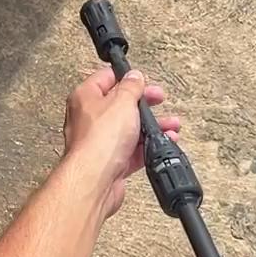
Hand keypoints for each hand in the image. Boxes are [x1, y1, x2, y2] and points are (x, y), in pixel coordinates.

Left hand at [63, 66, 181, 218]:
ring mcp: (99, 141)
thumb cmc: (99, 140)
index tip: (142, 80)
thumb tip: (134, 76)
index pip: (106, 78)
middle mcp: (88, 118)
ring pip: (128, 129)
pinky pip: (132, 150)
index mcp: (85, 97)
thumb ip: (131, 86)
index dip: (126, 78)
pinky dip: (148, 146)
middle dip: (143, 103)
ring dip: (151, 126)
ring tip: (170, 124)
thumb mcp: (122, 102)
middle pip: (120, 104)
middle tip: (157, 100)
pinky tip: (162, 143)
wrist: (95, 180)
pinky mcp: (109, 161)